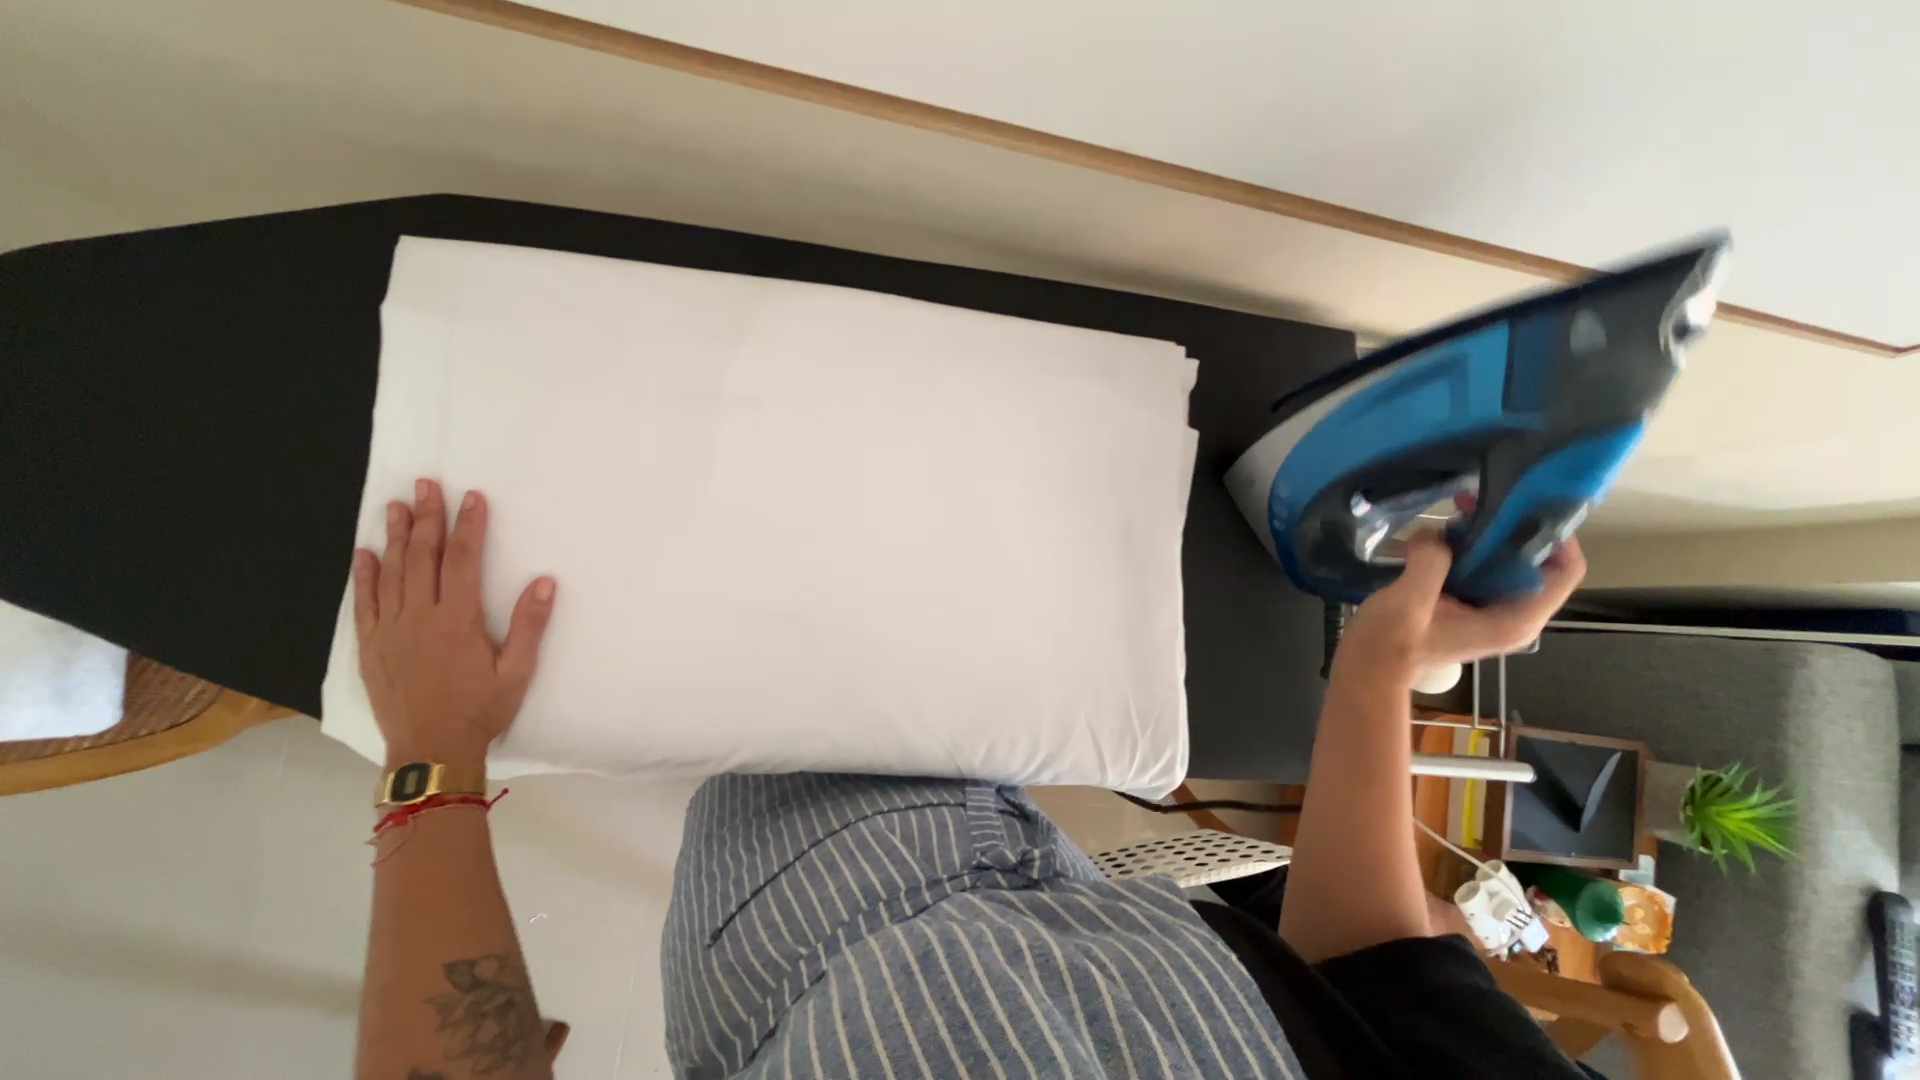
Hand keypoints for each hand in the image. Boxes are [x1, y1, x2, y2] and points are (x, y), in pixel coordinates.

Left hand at [353, 479, 555, 768]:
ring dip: (395, 536)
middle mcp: (420, 616)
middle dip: (426, 518)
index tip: (472, 497)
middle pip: (423, 557)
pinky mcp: (372, 645)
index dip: (469, 526)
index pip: (464, 560)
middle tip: (425, 485)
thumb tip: (544, 582)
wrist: (431, 748)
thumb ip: (529, 626)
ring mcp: (391, 629)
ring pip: (391, 572)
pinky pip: (365, 602)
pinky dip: (364, 574)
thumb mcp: (518, 671)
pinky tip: (365, 553)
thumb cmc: (481, 709)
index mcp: (458, 620)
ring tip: (395, 506)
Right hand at [1334, 530, 1584, 688]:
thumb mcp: (1409, 601)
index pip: (1564, 571)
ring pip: (1503, 563)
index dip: (1553, 535)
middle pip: (1534, 561)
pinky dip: (1464, 549)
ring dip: (1483, 535)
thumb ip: (1431, 561)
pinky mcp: (1463, 607)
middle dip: (1509, 528)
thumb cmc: (1389, 643)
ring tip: (1455, 512)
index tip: (1522, 505)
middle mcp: (1510, 615)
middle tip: (1475, 503)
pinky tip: (1438, 535)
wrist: (1366, 670)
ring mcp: (1486, 611)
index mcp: (1513, 619)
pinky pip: (1478, 570)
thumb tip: (1434, 535)